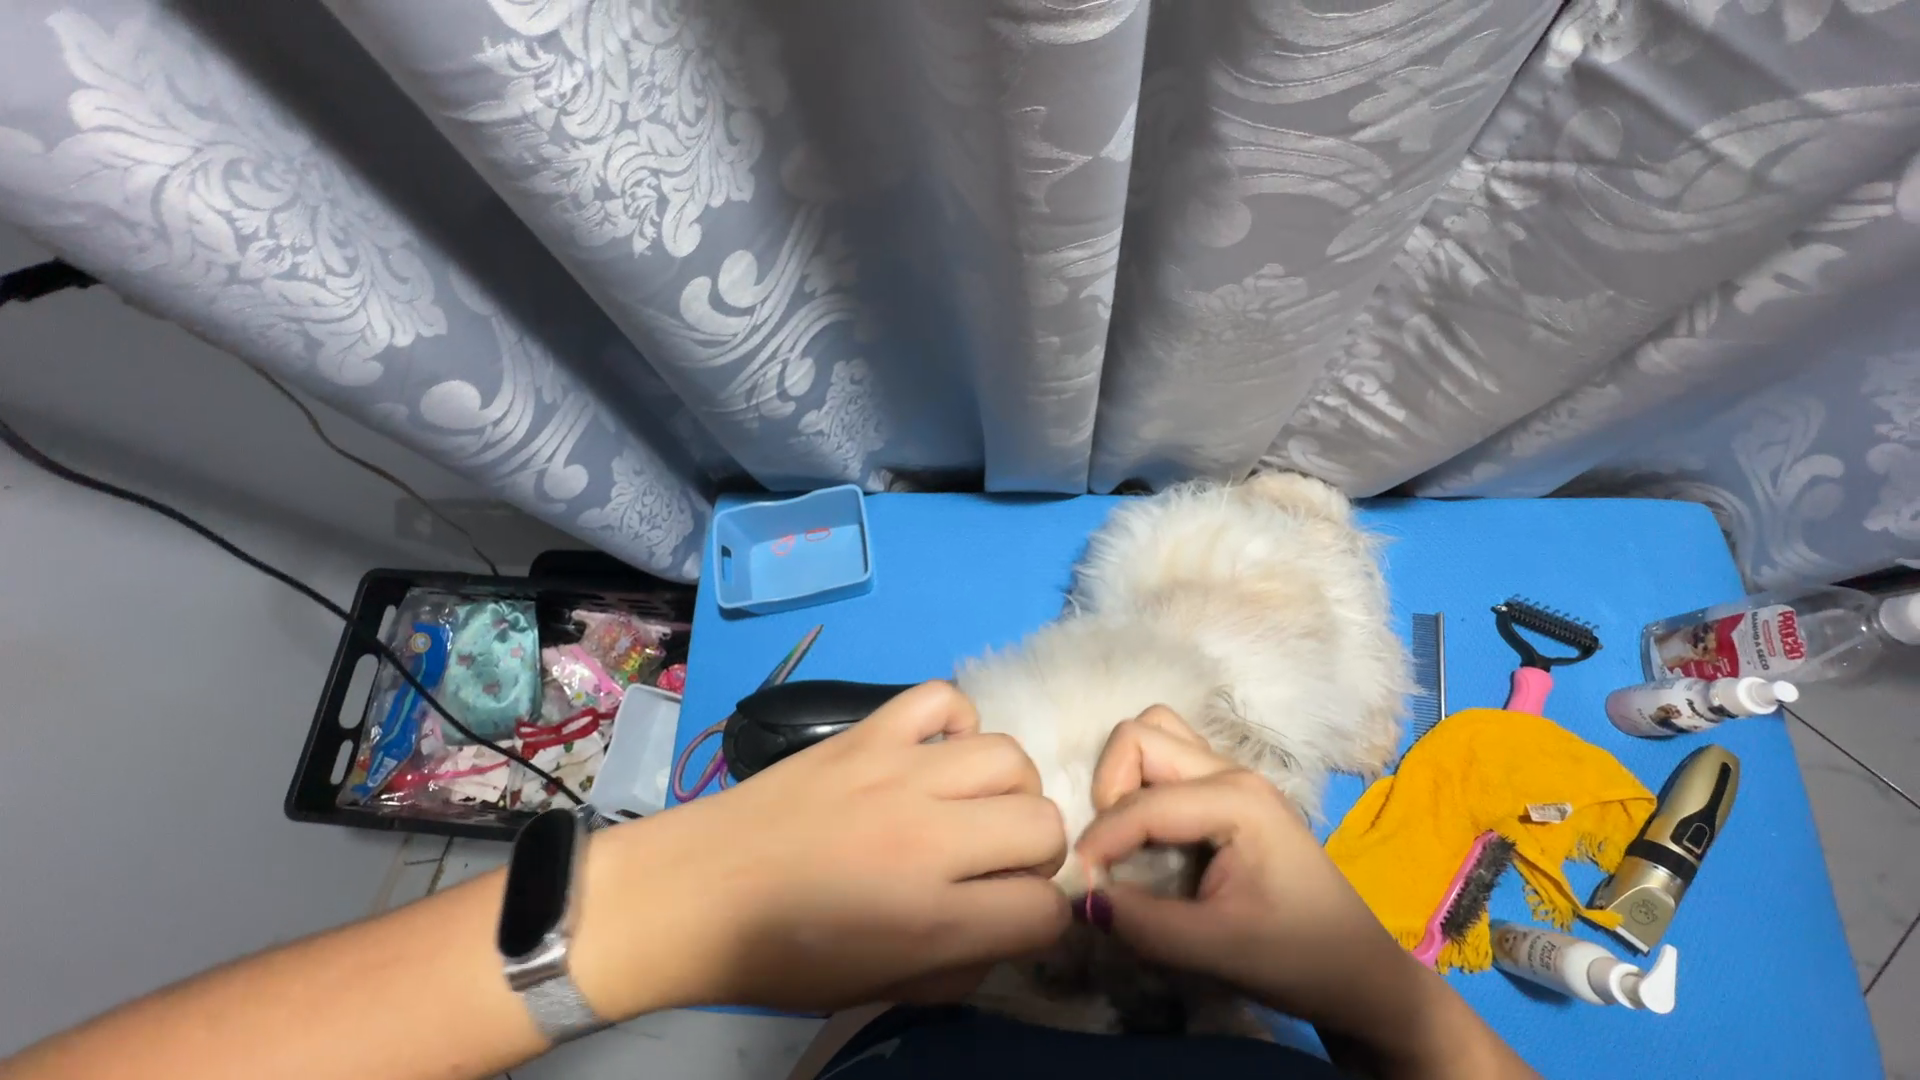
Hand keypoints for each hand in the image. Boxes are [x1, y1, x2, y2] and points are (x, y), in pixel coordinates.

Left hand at [572, 681, 1070, 1015]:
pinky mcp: (868, 730)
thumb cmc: (785, 957)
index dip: (1039, 917)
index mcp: (931, 919)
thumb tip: (1008, 919)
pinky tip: (938, 752)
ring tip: (973, 805)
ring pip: (1009, 756)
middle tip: (994, 861)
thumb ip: (963, 962)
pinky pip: (942, 698)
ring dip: (1009, 789)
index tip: (1012, 914)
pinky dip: (957, 721)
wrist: (697, 893)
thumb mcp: (883, 988)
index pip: (1045, 910)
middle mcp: (928, 837)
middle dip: (1036, 853)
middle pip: (1043, 823)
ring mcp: (898, 771)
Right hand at [1075, 707, 1412, 1034]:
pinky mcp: (1226, 792)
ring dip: (1124, 776)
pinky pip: (1166, 760)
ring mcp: (1230, 776)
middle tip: (1108, 848)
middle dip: (1109, 787)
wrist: (1360, 973)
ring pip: (1154, 734)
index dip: (1101, 841)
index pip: (1142, 803)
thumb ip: (1144, 925)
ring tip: (1124, 833)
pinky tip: (1145, 835)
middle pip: (1141, 736)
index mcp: (1237, 801)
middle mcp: (1231, 771)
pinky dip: (1140, 783)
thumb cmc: (1298, 957)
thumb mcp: (1218, 952)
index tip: (1083, 885)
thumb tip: (1082, 899)